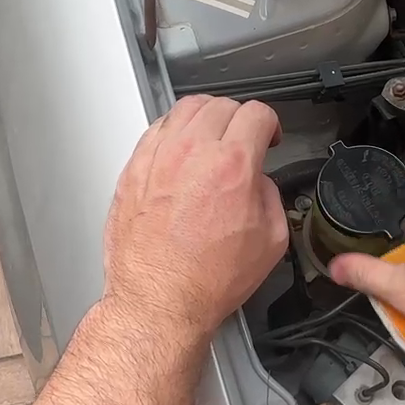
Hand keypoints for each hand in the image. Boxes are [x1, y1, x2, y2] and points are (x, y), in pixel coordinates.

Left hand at [101, 96, 288, 338]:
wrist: (160, 301)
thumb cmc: (206, 279)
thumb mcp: (271, 241)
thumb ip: (271, 197)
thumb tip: (260, 184)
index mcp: (232, 165)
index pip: (257, 114)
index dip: (271, 124)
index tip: (269, 138)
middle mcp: (192, 153)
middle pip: (221, 104)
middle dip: (240, 118)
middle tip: (244, 138)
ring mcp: (158, 158)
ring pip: (185, 109)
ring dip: (206, 116)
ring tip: (212, 136)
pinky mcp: (133, 170)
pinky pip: (156, 130)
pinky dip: (174, 132)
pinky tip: (181, 149)